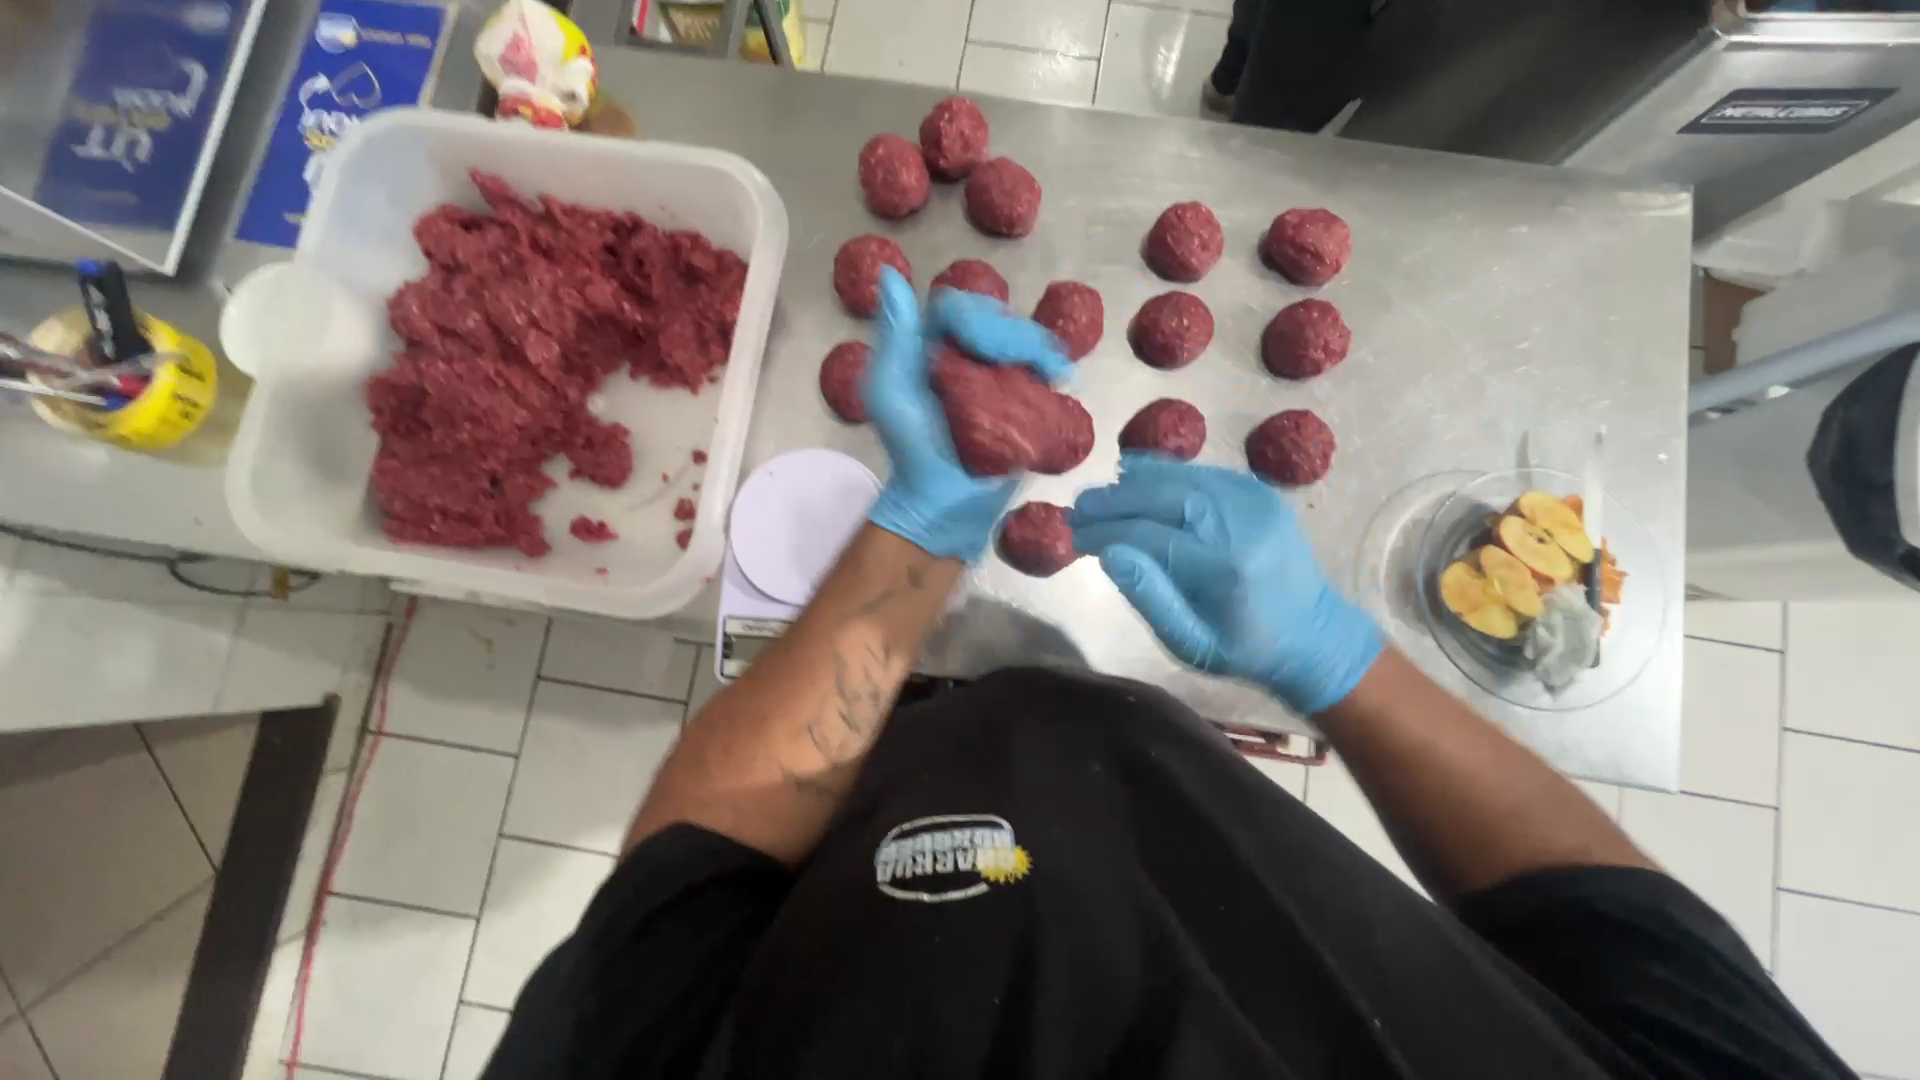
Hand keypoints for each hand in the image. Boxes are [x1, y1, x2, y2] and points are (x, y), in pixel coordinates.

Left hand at [864, 267, 1070, 560]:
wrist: (944, 498)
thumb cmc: (911, 447)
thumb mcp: (889, 390)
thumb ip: (893, 335)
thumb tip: (890, 274)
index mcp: (929, 345)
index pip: (958, 309)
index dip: (979, 320)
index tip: (990, 350)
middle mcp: (962, 352)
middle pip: (996, 320)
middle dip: (1016, 336)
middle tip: (1033, 363)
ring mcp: (993, 374)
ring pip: (1023, 341)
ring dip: (1040, 351)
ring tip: (1057, 372)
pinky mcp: (1017, 397)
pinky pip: (1039, 371)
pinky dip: (1053, 369)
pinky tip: (1063, 378)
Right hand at [1071, 454, 1382, 714]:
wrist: (1314, 635)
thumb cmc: (1242, 648)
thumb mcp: (1190, 643)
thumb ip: (1148, 597)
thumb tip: (1108, 553)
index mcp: (1223, 567)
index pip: (1147, 535)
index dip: (1104, 531)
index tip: (1073, 536)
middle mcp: (1241, 524)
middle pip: (1163, 496)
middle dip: (1114, 500)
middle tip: (1078, 508)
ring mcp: (1254, 501)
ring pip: (1182, 476)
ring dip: (1134, 482)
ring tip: (1100, 493)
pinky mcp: (1260, 492)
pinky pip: (1202, 472)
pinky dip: (1165, 472)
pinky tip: (1135, 476)